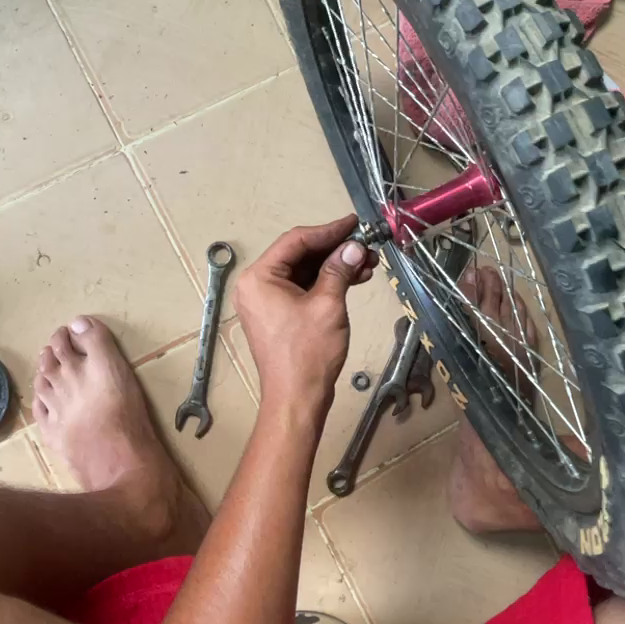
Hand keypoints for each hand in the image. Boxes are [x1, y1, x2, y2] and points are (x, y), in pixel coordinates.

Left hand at [235, 215, 377, 427]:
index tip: (355, 224)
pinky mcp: (278, 314)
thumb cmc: (308, 353)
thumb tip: (353, 247)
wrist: (297, 399)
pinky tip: (354, 279)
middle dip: (334, 250)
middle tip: (366, 245)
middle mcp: (256, 285)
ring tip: (367, 263)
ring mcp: (266, 300)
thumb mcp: (328, 305)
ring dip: (334, 266)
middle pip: (299, 254)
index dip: (328, 230)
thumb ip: (338, 270)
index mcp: (259, 277)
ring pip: (304, 271)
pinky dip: (326, 283)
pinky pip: (303, 288)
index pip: (296, 240)